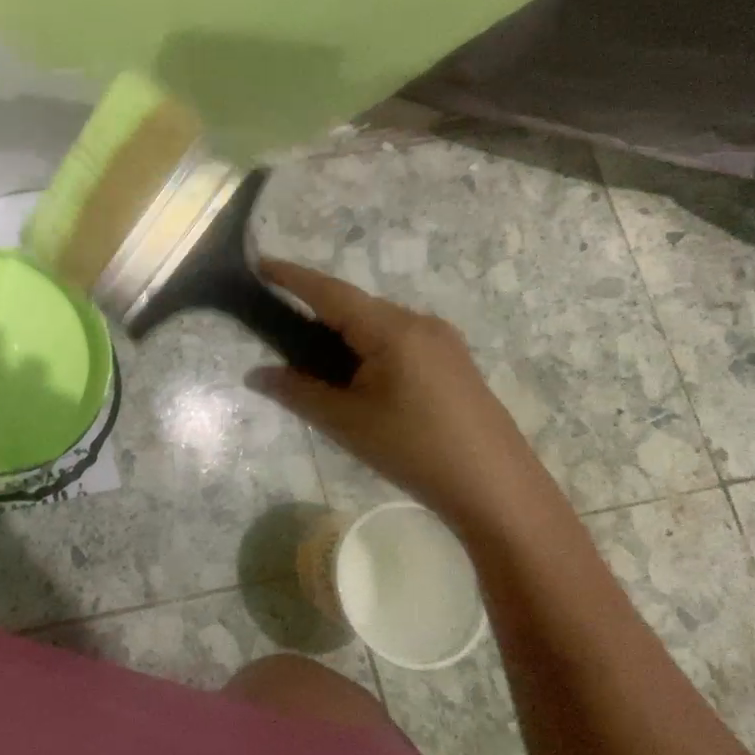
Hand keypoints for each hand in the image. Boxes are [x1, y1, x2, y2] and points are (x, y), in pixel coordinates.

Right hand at [251, 259, 552, 530]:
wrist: (499, 491)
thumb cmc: (415, 450)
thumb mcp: (346, 422)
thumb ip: (297, 391)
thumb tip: (256, 374)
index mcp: (393, 330)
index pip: (331, 292)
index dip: (292, 277)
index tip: (259, 264)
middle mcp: (420, 324)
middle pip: (354, 305)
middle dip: (313, 307)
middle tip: (273, 320)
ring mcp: (442, 342)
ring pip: (376, 322)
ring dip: (340, 329)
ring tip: (306, 352)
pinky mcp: (452, 363)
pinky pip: (396, 339)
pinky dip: (364, 344)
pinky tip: (350, 371)